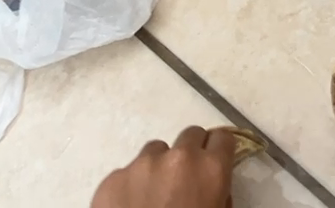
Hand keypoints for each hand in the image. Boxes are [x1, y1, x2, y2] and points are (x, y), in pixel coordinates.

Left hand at [91, 126, 235, 207]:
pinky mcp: (112, 179)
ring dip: (160, 168)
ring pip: (157, 151)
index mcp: (210, 170)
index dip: (219, 152)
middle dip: (191, 154)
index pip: (223, 137)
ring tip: (153, 199)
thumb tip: (216, 188)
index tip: (215, 164)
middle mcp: (178, 158)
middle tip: (186, 182)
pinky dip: (132, 187)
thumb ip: (220, 198)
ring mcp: (141, 165)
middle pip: (191, 135)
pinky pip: (128, 173)